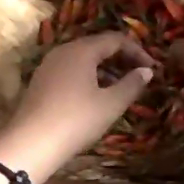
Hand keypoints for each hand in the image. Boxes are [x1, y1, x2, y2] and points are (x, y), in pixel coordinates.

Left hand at [0, 33, 154, 175]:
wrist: (31, 144)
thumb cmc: (76, 120)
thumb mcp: (111, 104)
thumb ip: (131, 84)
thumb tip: (147, 71)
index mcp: (81, 51)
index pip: (115, 39)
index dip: (137, 51)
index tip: (152, 68)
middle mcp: (63, 51)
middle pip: (98, 45)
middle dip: (121, 58)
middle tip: (140, 75)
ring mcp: (49, 66)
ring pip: (83, 58)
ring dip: (106, 68)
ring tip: (122, 86)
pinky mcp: (41, 81)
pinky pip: (71, 70)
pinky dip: (89, 76)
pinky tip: (97, 95)